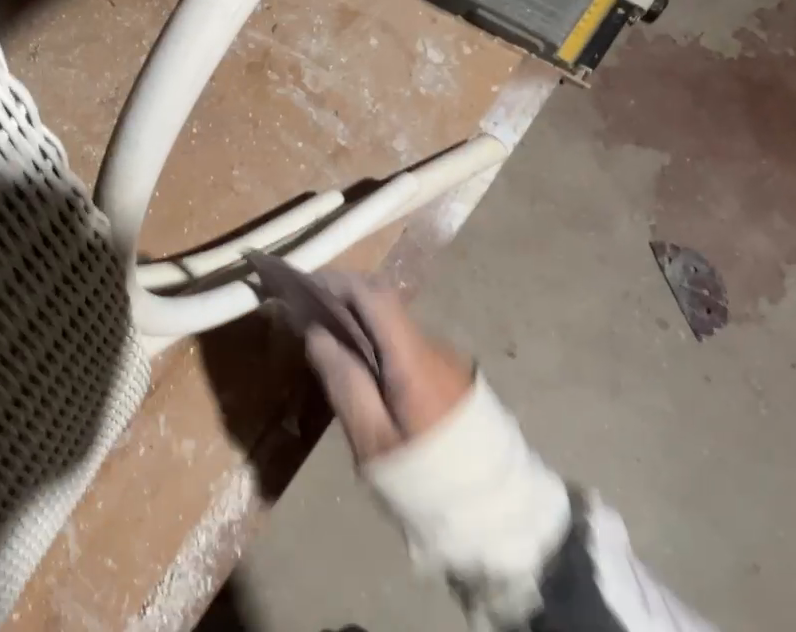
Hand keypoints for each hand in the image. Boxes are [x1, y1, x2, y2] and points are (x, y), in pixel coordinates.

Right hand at [304, 280, 476, 460]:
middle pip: (385, 304)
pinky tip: (361, 367)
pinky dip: (378, 343)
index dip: (339, 282)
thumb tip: (317, 334)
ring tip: (328, 342)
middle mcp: (434, 348)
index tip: (305, 286)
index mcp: (413, 359)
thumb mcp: (371, 438)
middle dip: (345, 299)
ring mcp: (447, 361)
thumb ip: (344, 381)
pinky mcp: (452, 377)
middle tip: (308, 314)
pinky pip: (407, 346)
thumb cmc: (422, 476)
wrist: (491, 512)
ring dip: (361, 323)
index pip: (376, 295)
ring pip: (395, 326)